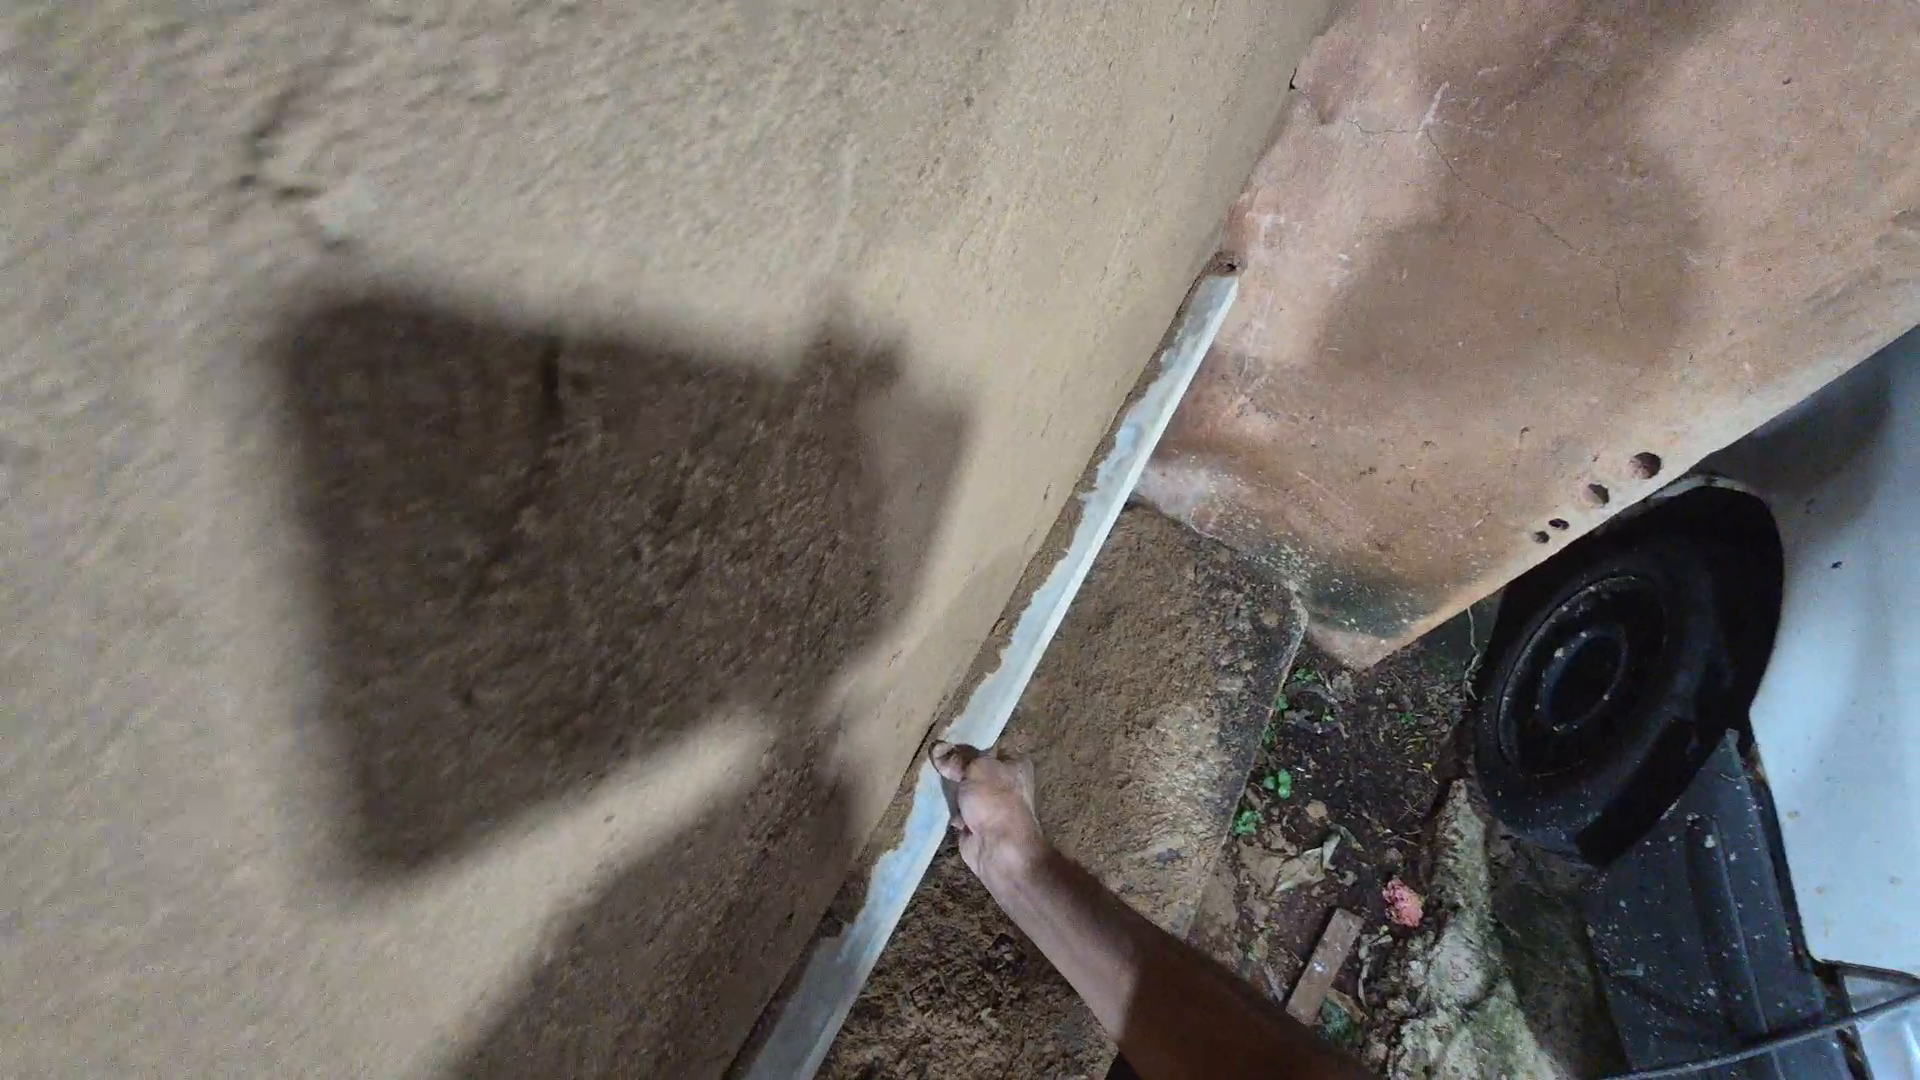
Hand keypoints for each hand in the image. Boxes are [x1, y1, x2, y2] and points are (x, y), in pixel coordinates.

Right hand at [929, 741, 1049, 886]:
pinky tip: (940, 804)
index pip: (988, 748)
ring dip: (951, 790)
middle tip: (936, 763)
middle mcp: (1005, 782)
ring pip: (964, 789)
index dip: (968, 746)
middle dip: (956, 769)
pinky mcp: (976, 823)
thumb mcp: (975, 769)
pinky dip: (950, 809)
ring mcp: (990, 804)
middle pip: (974, 769)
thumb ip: (956, 759)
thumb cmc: (995, 800)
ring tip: (933, 780)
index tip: (945, 744)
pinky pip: (958, 809)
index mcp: (1015, 764)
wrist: (999, 849)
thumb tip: (937, 747)